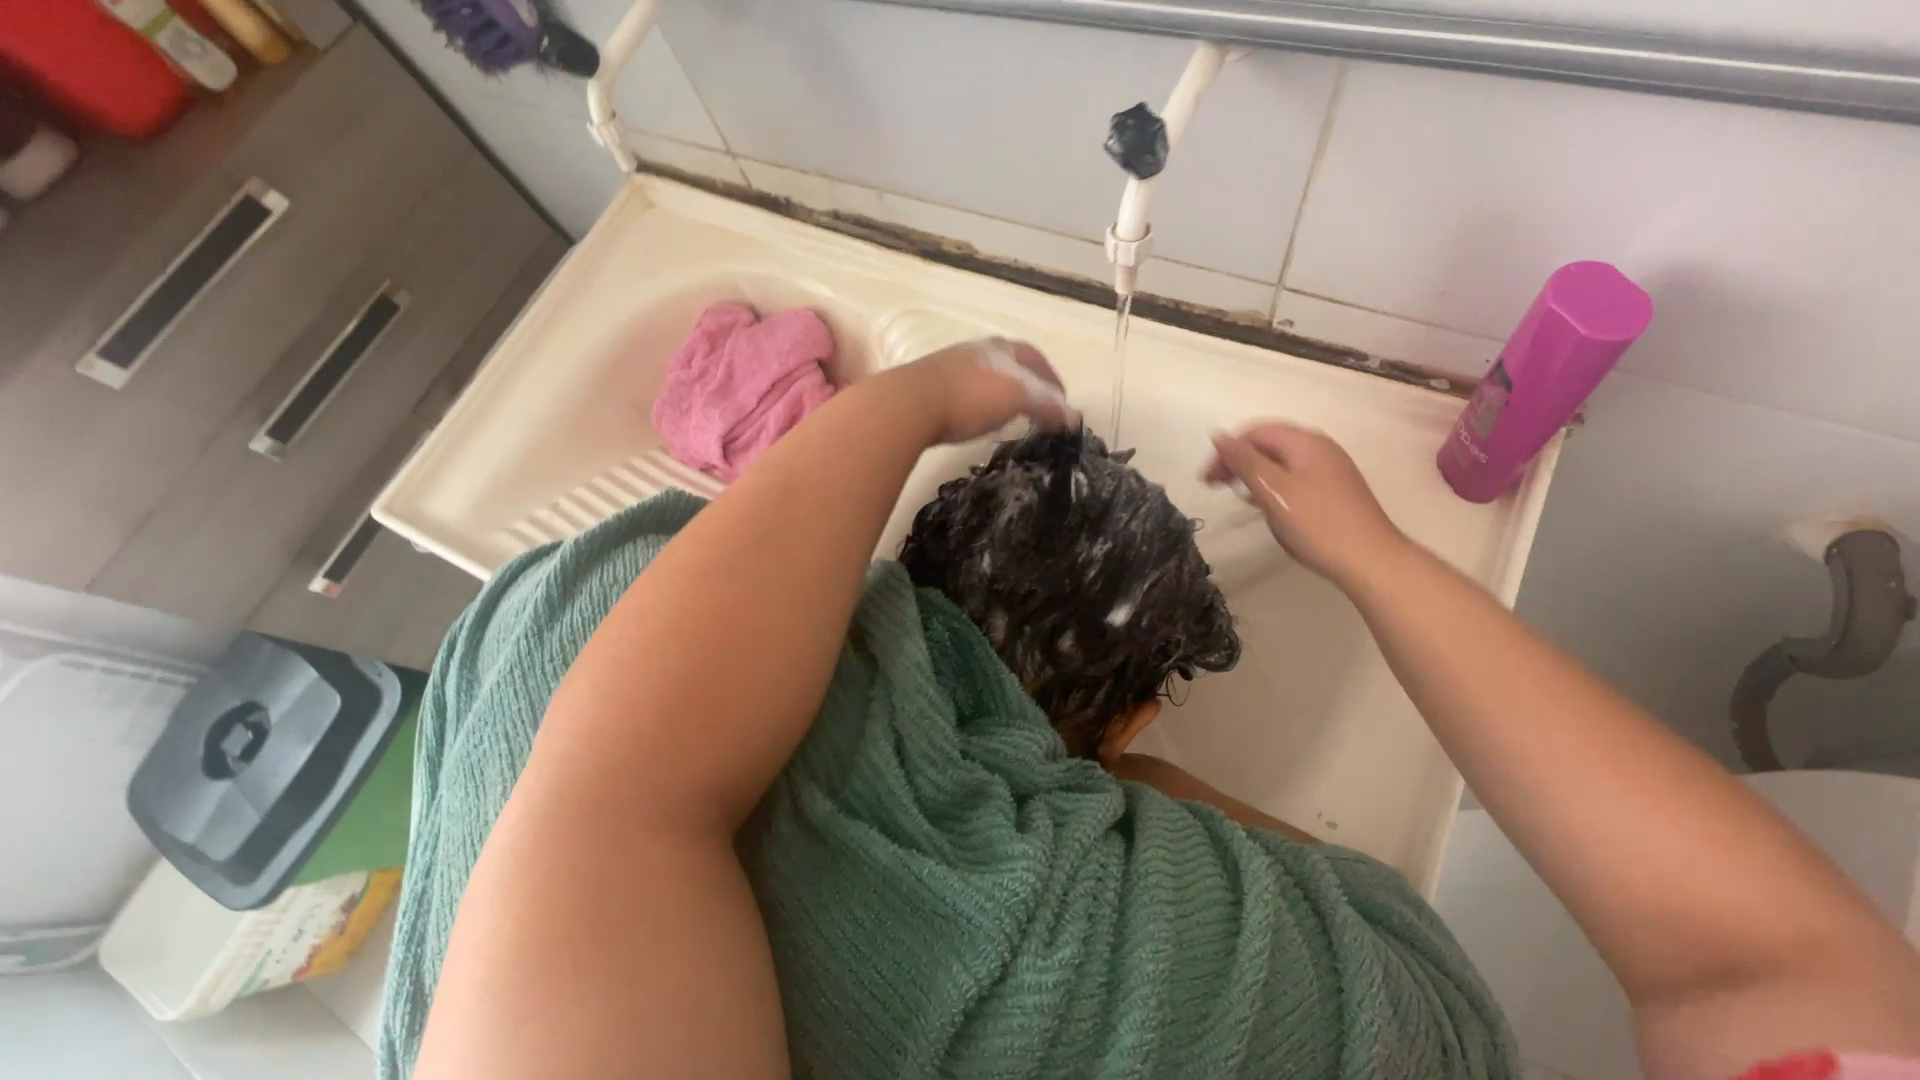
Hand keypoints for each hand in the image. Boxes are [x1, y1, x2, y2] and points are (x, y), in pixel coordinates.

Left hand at [884, 337, 1077, 445]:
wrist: (909, 404)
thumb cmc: (969, 397)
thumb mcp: (1016, 398)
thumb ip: (1046, 406)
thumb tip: (1073, 417)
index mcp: (1002, 349)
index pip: (1036, 359)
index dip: (1053, 380)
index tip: (1063, 403)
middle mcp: (977, 351)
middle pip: (1011, 364)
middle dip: (1028, 384)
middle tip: (1040, 409)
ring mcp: (951, 367)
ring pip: (987, 377)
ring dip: (1003, 393)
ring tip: (1012, 415)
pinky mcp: (930, 387)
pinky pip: (966, 392)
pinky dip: (981, 403)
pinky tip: (977, 419)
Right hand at [1201, 422, 1407, 588]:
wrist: (1370, 560)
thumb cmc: (1317, 523)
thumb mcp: (1273, 490)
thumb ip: (1244, 461)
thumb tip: (1218, 436)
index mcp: (1305, 442)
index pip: (1255, 432)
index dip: (1226, 451)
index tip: (1206, 480)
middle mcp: (1320, 448)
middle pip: (1269, 443)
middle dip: (1239, 461)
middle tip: (1217, 488)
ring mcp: (1330, 470)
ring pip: (1281, 462)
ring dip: (1255, 475)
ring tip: (1242, 498)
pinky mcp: (1334, 491)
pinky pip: (1295, 478)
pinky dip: (1274, 487)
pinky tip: (1270, 509)